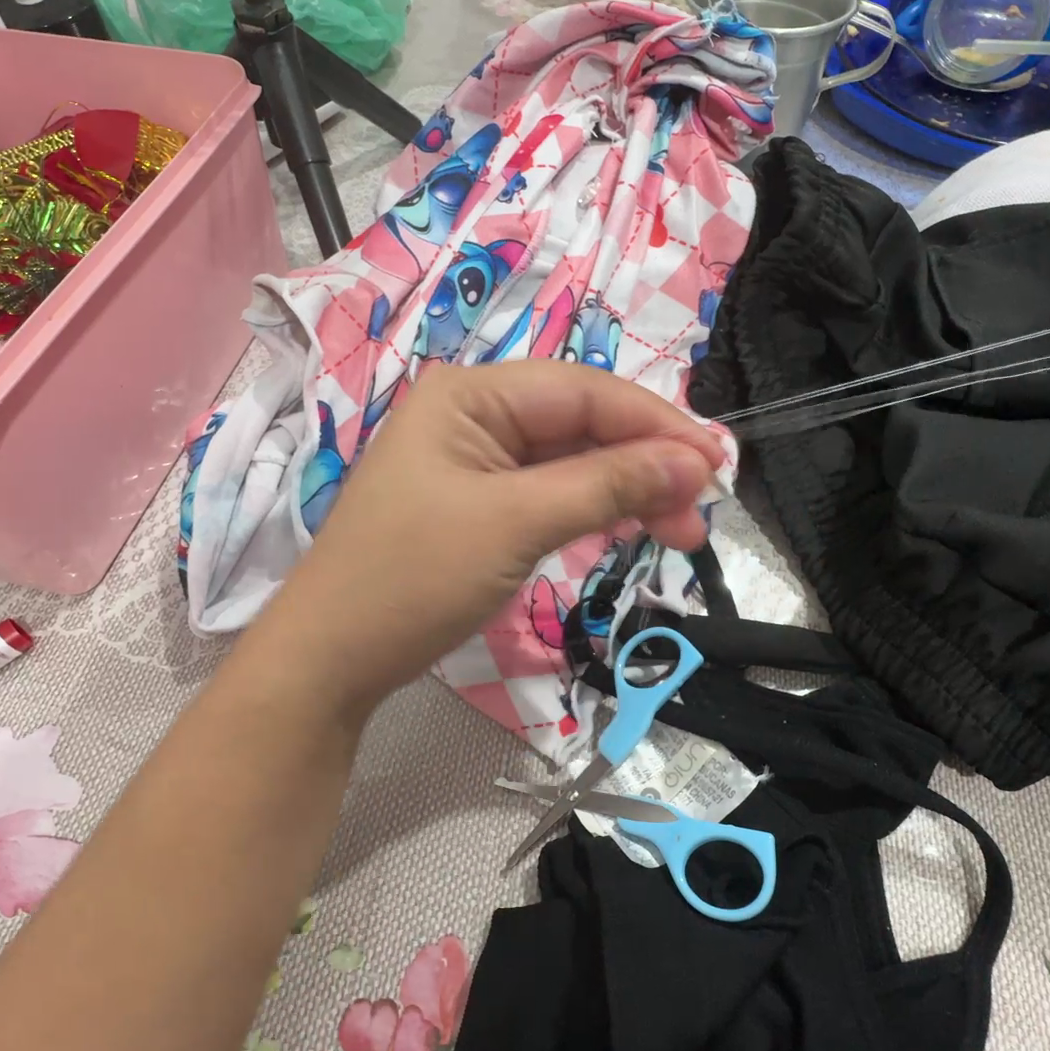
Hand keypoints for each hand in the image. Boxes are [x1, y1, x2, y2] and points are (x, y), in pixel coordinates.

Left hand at [247, 360, 724, 706]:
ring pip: (570, 463)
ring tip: (680, 534)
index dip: (655, 425)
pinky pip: (548, 494)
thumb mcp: (517, 524)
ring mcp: (472, 463)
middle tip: (700, 514)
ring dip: (625, 492)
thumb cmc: (414, 578)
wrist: (332, 659)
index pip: (584, 392)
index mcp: (470, 394)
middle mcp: (472, 416)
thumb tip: (695, 461)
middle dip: (644, 464)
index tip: (717, 465)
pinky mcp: (476, 507)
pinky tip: (629, 529)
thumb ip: (607, 486)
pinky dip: (590, 511)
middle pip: (581, 425)